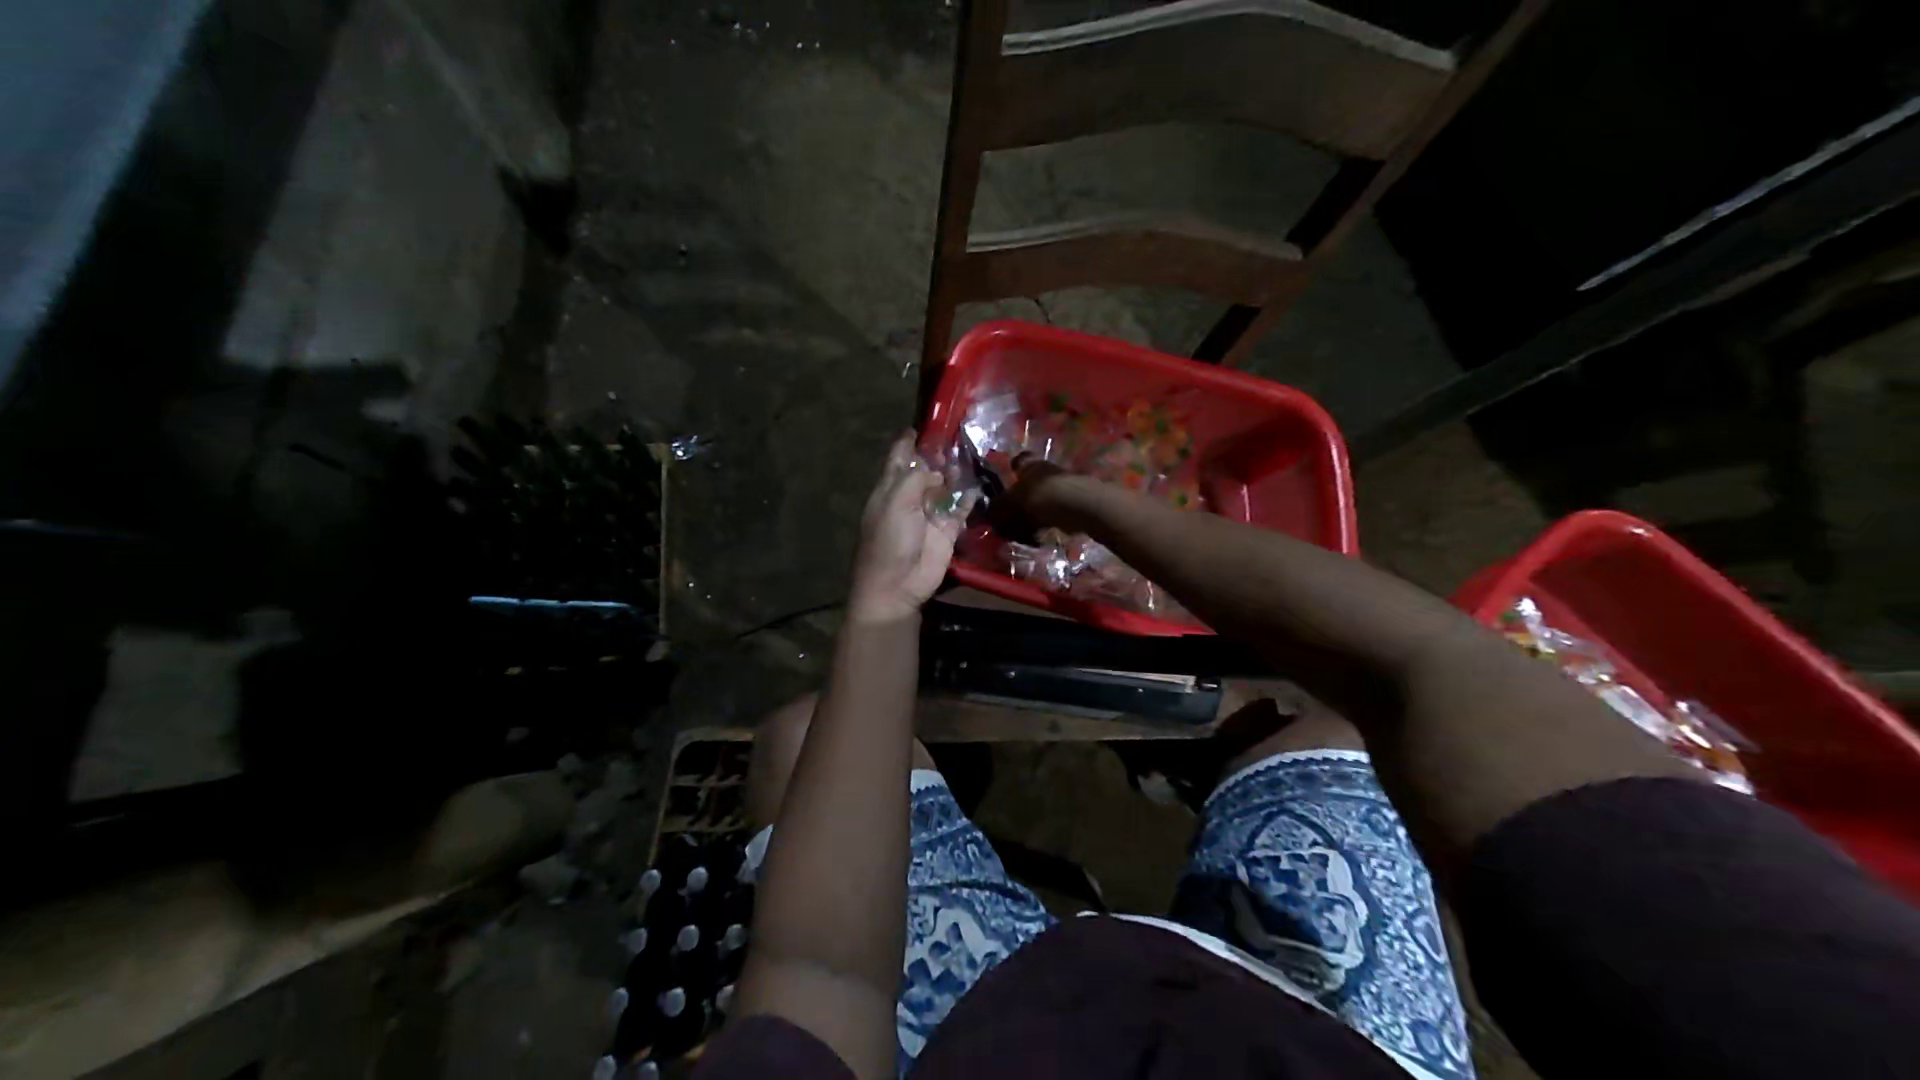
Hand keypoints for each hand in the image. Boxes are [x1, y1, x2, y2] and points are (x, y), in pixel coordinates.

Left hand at [847, 433, 970, 623]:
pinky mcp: (947, 531)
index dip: (907, 443)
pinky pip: (961, 509)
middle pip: (925, 471)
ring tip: (972, 453)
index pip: (898, 459)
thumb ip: (916, 478)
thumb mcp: (896, 501)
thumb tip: (938, 472)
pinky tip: (980, 483)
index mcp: (889, 490)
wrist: (897, 585)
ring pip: (945, 488)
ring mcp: (930, 515)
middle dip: (937, 455)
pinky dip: (969, 497)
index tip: (919, 426)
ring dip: (956, 474)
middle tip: (958, 435)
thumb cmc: (889, 540)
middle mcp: (910, 499)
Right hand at [997, 453, 1089, 536]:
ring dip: (1031, 516)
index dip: (1013, 472)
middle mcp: (1046, 473)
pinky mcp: (1071, 505)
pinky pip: (1052, 515)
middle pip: (1028, 486)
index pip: (1019, 462)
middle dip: (1020, 502)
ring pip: (1040, 502)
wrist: (1079, 506)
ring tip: (1022, 533)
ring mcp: (1061, 488)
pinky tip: (1038, 537)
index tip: (1006, 488)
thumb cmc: (1041, 497)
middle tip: (1008, 520)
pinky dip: (1044, 525)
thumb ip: (999, 510)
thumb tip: (988, 517)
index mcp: (1030, 465)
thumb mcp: (1013, 503)